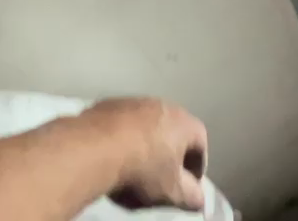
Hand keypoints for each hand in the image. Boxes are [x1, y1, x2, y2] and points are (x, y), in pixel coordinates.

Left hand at [82, 98, 208, 211]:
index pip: (201, 141)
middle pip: (173, 128)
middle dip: (171, 152)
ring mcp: (133, 101)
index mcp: (182, 122)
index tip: (190, 184)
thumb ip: (192, 196)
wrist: (96, 147)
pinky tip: (115, 154)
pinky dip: (124, 136)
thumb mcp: (173, 193)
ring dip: (146, 142)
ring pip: (147, 123)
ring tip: (137, 164)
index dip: (198, 165)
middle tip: (164, 175)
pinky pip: (123, 121)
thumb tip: (197, 196)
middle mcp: (160, 104)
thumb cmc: (142, 169)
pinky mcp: (109, 103)